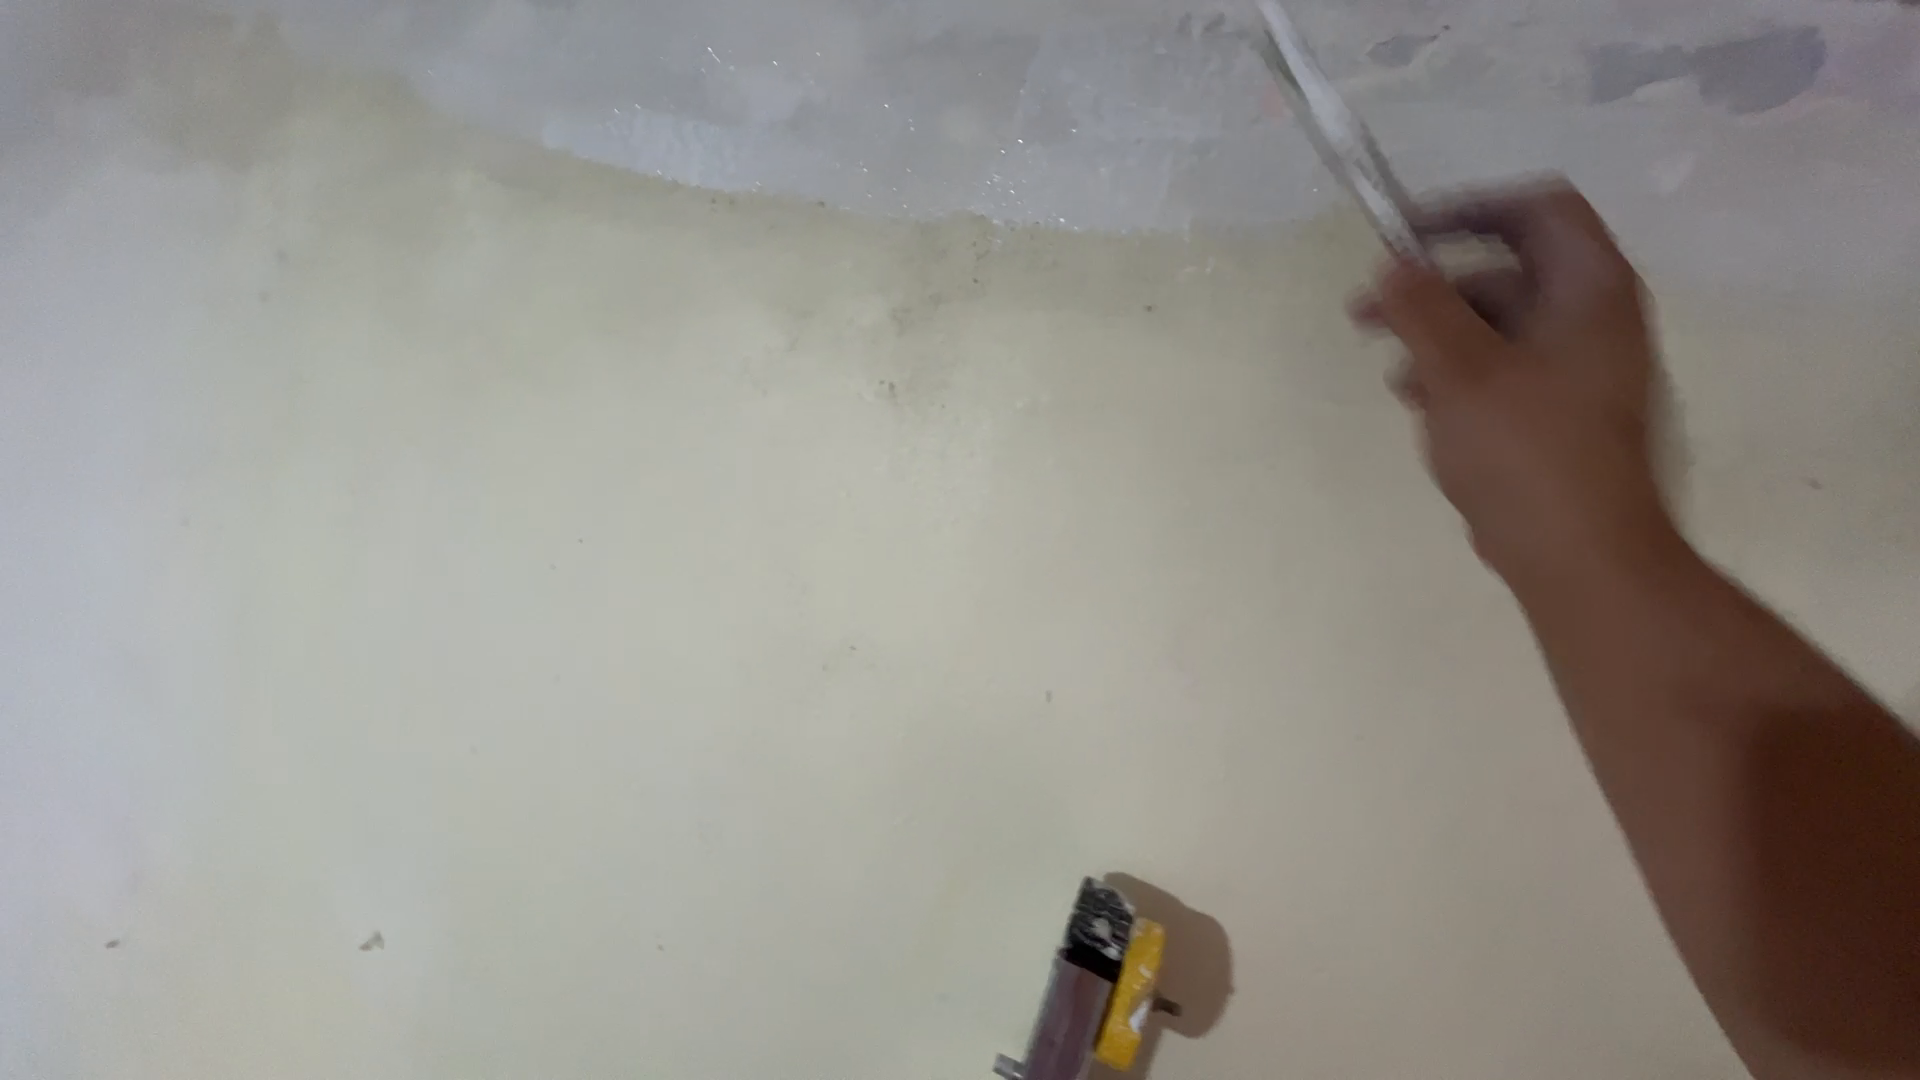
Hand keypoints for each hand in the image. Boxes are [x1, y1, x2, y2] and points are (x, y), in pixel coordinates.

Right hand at [1352, 179, 1678, 587]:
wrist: (1576, 552)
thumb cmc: (1524, 452)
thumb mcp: (1461, 372)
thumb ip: (1422, 310)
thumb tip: (1393, 264)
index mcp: (1589, 293)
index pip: (1536, 211)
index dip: (1466, 211)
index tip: (1401, 239)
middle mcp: (1590, 320)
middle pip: (1503, 272)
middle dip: (1429, 289)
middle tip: (1365, 314)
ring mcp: (1573, 370)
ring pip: (1492, 327)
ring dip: (1433, 338)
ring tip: (1390, 372)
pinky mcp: (1551, 413)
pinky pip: (1495, 371)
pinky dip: (1451, 375)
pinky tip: (1418, 403)